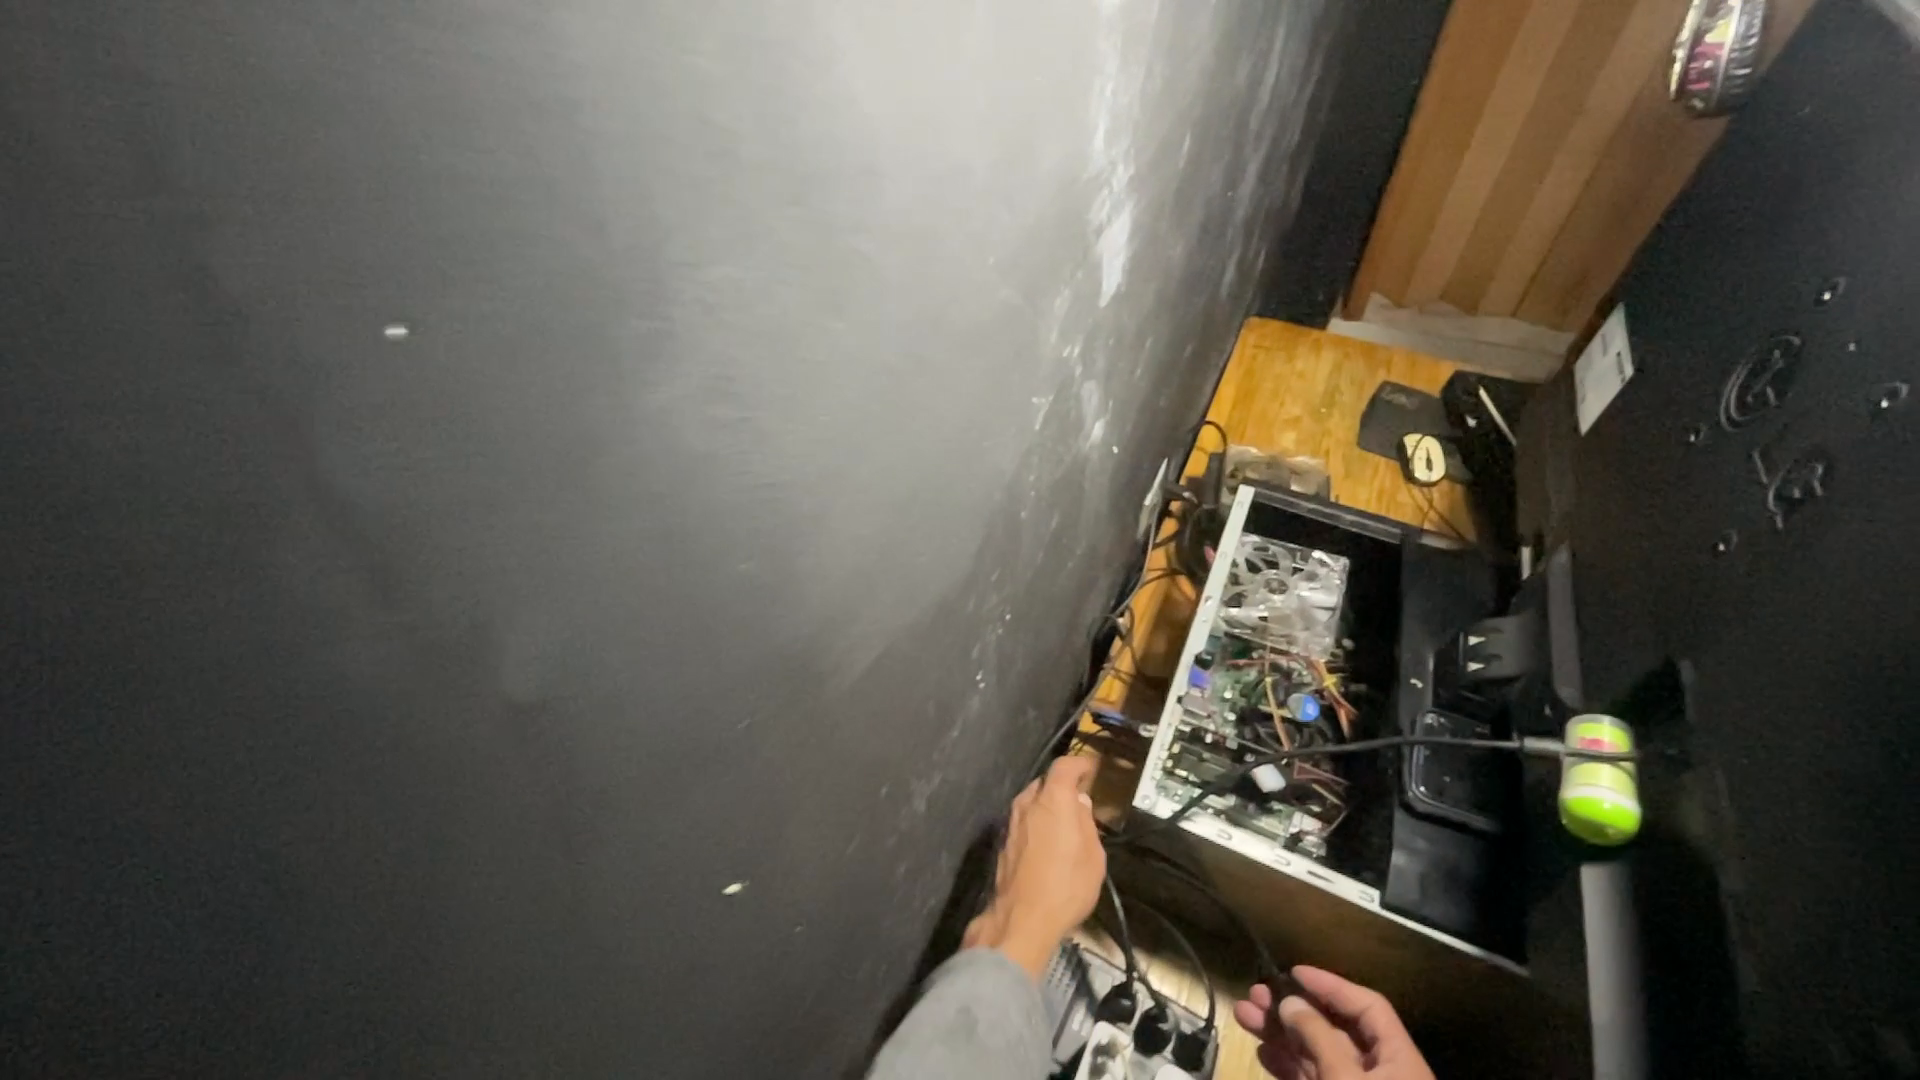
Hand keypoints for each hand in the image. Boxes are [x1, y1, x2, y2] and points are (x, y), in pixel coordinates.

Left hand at [962, 756, 1105, 976]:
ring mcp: (1011, 822)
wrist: (1022, 919)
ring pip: (1032, 802)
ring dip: (1048, 806)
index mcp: (1053, 800)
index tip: (1091, 769)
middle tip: (1081, 801)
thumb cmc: (1066, 886)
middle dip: (1063, 787)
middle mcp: (1027, 803)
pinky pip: (1024, 821)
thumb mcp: (1093, 856)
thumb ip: (1087, 823)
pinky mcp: (1003, 841)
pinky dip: (1037, 823)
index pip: (1064, 766)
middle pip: (1046, 783)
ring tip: (1066, 824)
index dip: (1080, 764)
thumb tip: (1080, 803)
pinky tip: (1048, 843)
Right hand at [1232, 966, 1434, 1079]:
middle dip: (1294, 1010)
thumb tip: (1291, 999)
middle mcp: (1381, 1077)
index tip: (1293, 972)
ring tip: (1244, 1016)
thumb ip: (1317, 1037)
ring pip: (1318, 1056)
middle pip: (1336, 1030)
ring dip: (1282, 1035)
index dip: (1332, 985)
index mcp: (1400, 1062)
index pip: (1368, 1008)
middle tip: (1255, 995)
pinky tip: (1262, 1054)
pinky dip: (1288, 1068)